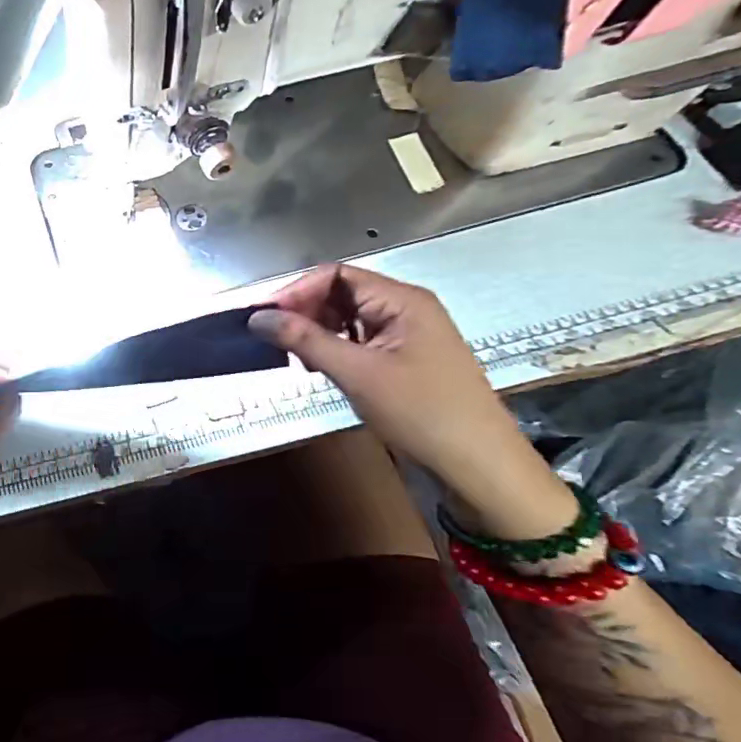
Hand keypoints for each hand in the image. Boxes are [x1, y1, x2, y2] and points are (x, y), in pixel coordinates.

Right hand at [249, 265, 574, 537]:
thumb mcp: (358, 374)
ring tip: (298, 360)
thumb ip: (307, 341)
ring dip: (322, 335)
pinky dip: (340, 353)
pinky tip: (323, 371)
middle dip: (308, 313)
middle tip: (277, 342)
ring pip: (352, 321)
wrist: (479, 465)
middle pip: (344, 295)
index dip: (298, 292)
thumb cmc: (423, 413)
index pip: (338, 275)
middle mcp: (407, 309)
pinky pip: (365, 345)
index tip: (265, 318)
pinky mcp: (408, 363)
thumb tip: (260, 317)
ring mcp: (410, 337)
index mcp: (403, 299)